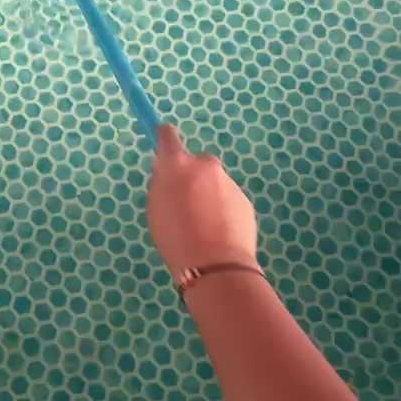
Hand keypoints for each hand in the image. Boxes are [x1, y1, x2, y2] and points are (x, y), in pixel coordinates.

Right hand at [147, 123, 258, 275]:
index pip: (168, 135)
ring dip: (208, 196)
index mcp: (177, 164)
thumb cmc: (175, 236)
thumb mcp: (156, 207)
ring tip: (203, 227)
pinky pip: (228, 200)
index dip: (165, 139)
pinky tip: (219, 235)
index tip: (164, 149)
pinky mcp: (244, 200)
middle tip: (184, 204)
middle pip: (196, 163)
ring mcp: (228, 182)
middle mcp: (204, 165)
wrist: (216, 265)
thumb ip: (162, 184)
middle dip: (191, 177)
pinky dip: (223, 211)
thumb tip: (169, 175)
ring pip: (214, 184)